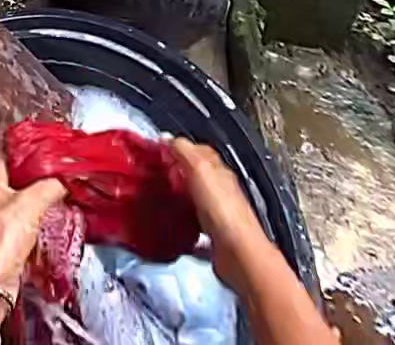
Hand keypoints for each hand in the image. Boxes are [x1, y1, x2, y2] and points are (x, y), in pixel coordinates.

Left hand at [0, 154, 67, 306]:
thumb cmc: (3, 236)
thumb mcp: (31, 203)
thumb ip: (50, 186)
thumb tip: (66, 178)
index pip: (11, 153)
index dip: (30, 149)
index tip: (51, 148)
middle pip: (18, 176)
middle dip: (40, 175)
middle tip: (62, 171)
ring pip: (23, 199)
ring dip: (41, 197)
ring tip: (63, 191)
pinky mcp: (6, 237)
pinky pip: (26, 219)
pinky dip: (39, 217)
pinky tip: (55, 216)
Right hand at [171, 137, 272, 293]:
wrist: (238, 256)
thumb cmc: (221, 210)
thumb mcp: (199, 169)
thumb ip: (183, 150)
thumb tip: (166, 138)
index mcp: (219, 170)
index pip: (199, 150)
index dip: (179, 147)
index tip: (159, 149)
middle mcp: (221, 190)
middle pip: (197, 174)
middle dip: (177, 171)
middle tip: (155, 172)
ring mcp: (219, 215)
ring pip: (195, 198)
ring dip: (179, 196)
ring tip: (159, 195)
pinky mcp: (214, 238)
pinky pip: (195, 225)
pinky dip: (183, 223)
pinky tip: (171, 224)